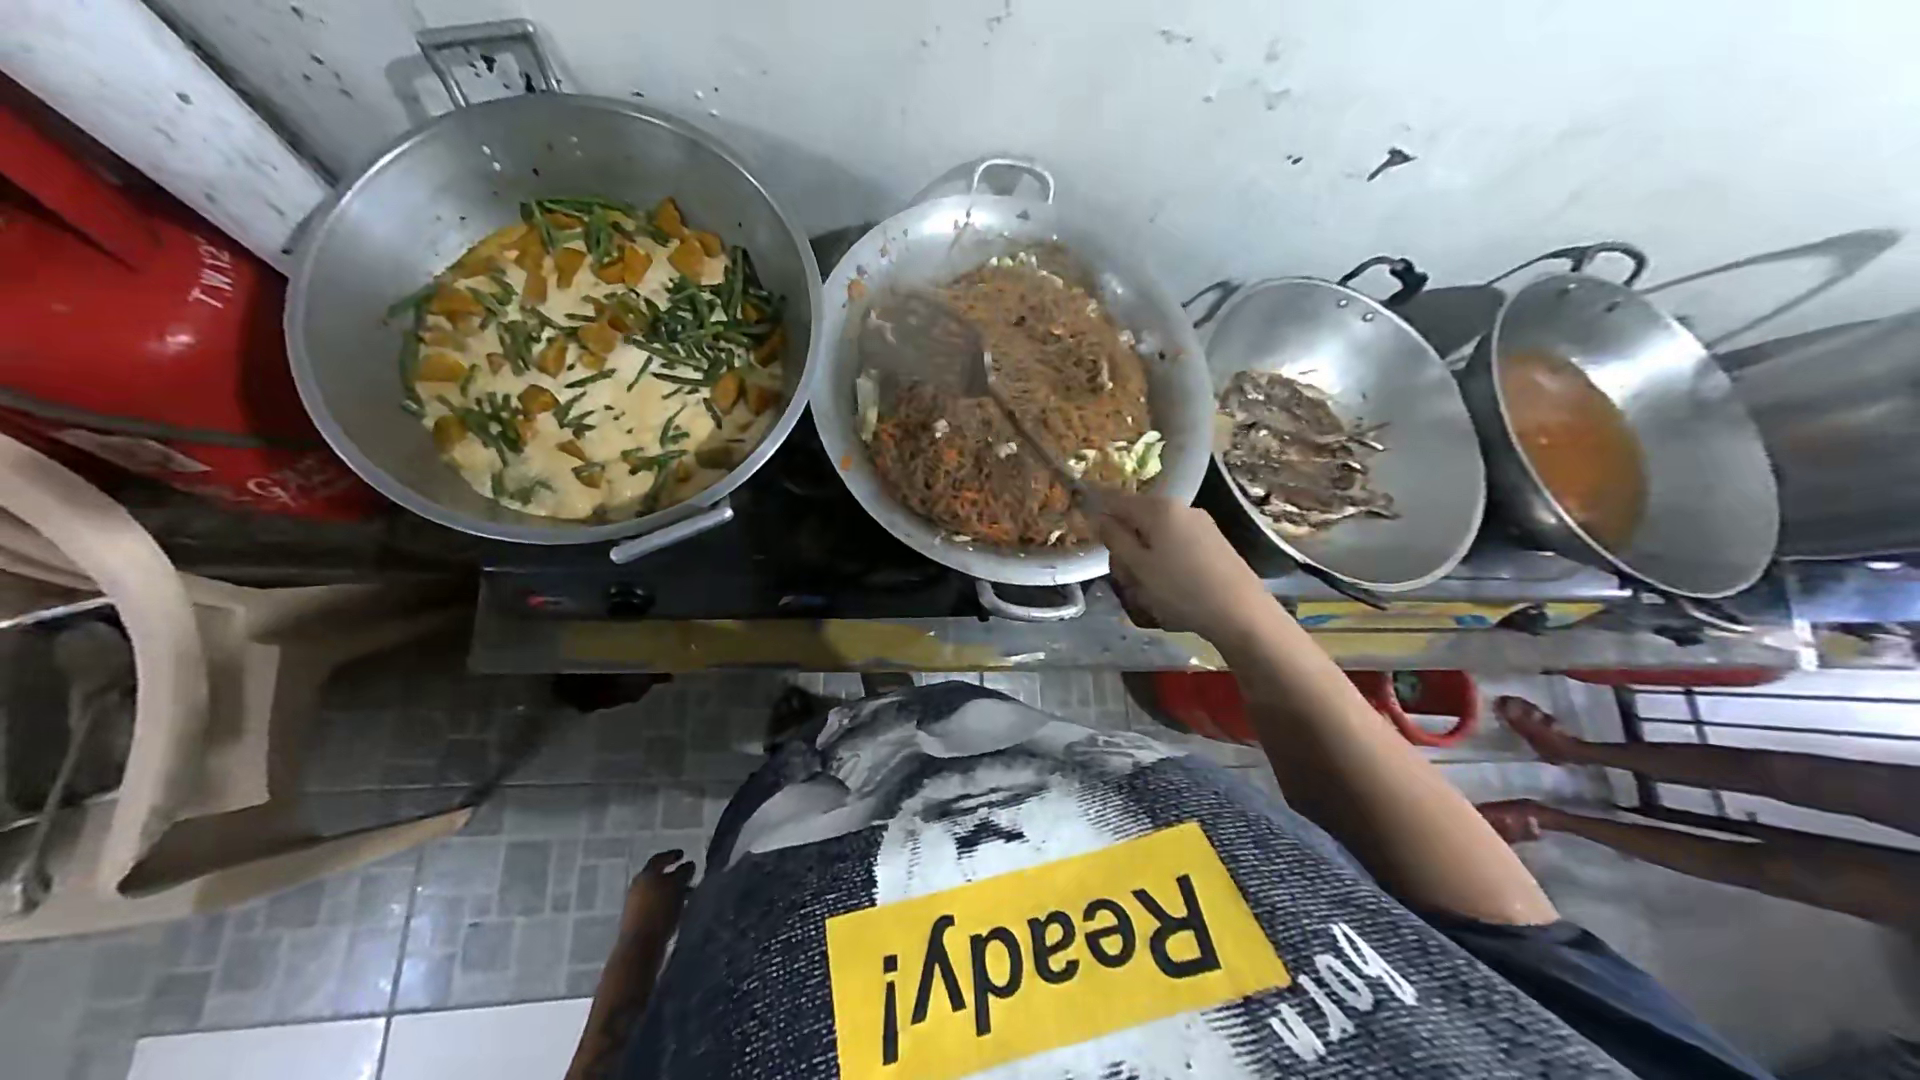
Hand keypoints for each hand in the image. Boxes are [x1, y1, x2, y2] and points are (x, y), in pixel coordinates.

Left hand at [618, 849, 695, 941]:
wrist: (640, 947)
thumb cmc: (660, 911)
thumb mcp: (677, 887)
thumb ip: (684, 873)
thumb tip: (689, 865)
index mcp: (646, 874)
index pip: (659, 858)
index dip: (672, 855)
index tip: (683, 854)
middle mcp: (638, 886)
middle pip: (658, 875)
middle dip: (674, 874)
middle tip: (689, 875)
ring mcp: (635, 904)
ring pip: (657, 891)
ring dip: (672, 890)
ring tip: (688, 894)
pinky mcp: (638, 920)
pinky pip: (656, 905)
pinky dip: (667, 903)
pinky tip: (679, 908)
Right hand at [1094, 493, 1288, 645]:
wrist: (1240, 612)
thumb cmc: (1180, 589)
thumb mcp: (1138, 567)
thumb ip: (1115, 538)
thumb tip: (1100, 517)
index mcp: (1158, 509)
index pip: (1116, 500)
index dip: (1099, 514)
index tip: (1092, 536)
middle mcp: (1181, 508)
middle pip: (1138, 519)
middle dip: (1125, 545)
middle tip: (1125, 578)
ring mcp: (1201, 524)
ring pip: (1157, 535)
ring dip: (1145, 558)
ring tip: (1148, 590)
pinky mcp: (1214, 543)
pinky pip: (1177, 545)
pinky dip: (1165, 562)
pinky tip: (1171, 588)